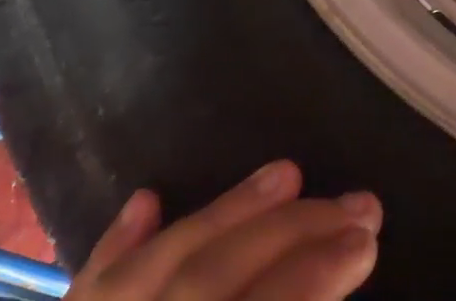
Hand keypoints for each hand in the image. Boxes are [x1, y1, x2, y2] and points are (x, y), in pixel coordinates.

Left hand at [67, 161, 380, 300]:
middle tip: (358, 202)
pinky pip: (89, 283)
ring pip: (158, 264)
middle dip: (292, 232)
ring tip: (287, 172)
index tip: (366, 236)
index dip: (317, 272)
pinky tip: (147, 197)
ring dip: (226, 213)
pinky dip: (117, 241)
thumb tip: (319, 281)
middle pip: (213, 277)